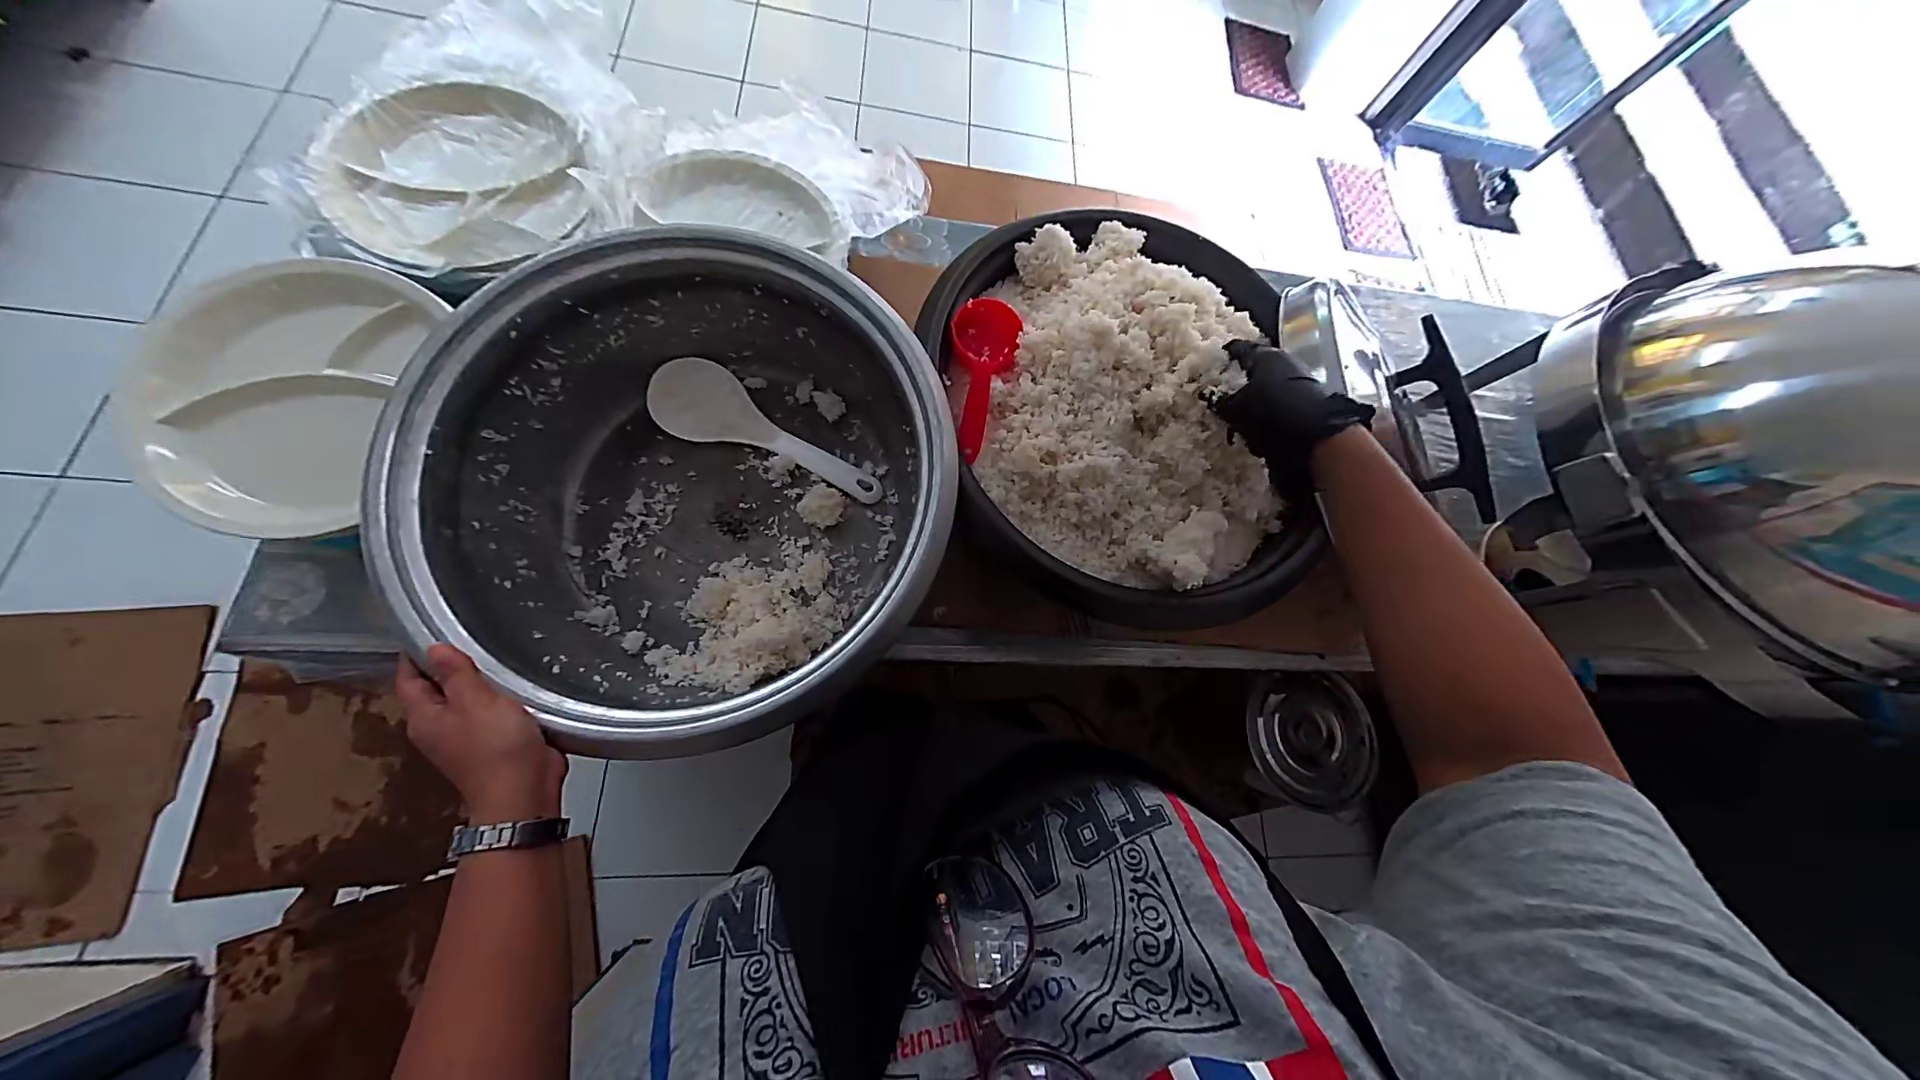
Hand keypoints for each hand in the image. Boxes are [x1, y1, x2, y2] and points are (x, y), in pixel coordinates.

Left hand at [396, 644, 565, 821]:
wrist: (523, 791)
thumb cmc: (495, 746)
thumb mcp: (476, 701)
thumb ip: (457, 674)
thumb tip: (435, 649)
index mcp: (424, 718)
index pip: (410, 680)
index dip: (418, 656)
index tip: (434, 629)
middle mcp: (440, 727)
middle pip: (439, 689)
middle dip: (453, 666)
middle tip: (475, 637)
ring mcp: (467, 737)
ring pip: (468, 700)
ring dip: (482, 683)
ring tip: (501, 657)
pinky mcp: (495, 743)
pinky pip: (493, 713)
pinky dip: (502, 699)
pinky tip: (520, 687)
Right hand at [1212, 340, 1374, 487]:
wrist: (1315, 437)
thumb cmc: (1269, 413)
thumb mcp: (1234, 409)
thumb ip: (1218, 401)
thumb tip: (1205, 394)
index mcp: (1265, 356)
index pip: (1240, 348)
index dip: (1226, 353)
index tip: (1216, 359)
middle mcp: (1285, 362)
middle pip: (1256, 368)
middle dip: (1239, 382)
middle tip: (1223, 394)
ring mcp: (1299, 381)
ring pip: (1267, 388)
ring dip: (1253, 402)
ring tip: (1238, 420)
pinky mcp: (1308, 402)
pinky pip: (1279, 404)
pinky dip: (1267, 414)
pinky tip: (1258, 431)